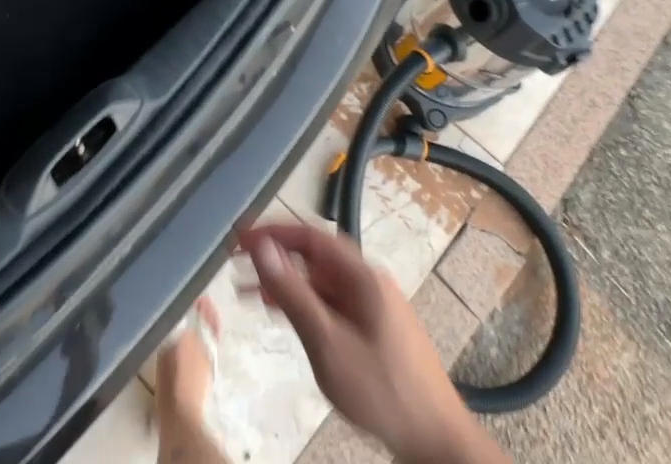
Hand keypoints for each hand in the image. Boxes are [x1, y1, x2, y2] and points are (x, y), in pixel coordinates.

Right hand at [241, 224, 506, 463]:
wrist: (435, 439)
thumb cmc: (381, 388)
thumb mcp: (326, 341)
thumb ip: (291, 293)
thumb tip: (261, 248)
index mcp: (362, 277)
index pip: (309, 236)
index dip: (271, 232)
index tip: (238, 237)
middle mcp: (368, 283)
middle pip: (314, 257)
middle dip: (273, 258)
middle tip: (235, 264)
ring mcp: (372, 306)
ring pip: (320, 282)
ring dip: (284, 283)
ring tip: (247, 293)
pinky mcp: (372, 328)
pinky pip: (330, 303)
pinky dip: (302, 303)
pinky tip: (281, 314)